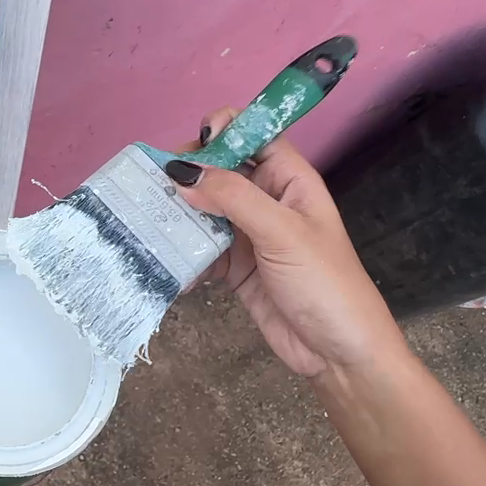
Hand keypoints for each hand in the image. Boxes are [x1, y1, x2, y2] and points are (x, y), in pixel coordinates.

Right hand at [169, 107, 405, 377]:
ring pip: (204, 206)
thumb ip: (233, 197)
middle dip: (189, 171)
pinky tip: (162, 253)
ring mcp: (248, 232)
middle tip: (158, 183)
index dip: (224, 129)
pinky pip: (200, 245)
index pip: (254, 134)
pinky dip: (181, 248)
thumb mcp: (282, 233)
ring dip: (178, 209)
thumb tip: (181, 172)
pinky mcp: (233, 264)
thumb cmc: (325, 284)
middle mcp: (266, 199)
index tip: (195, 146)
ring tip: (147, 214)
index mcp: (289, 180)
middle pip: (220, 168)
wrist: (338, 356)